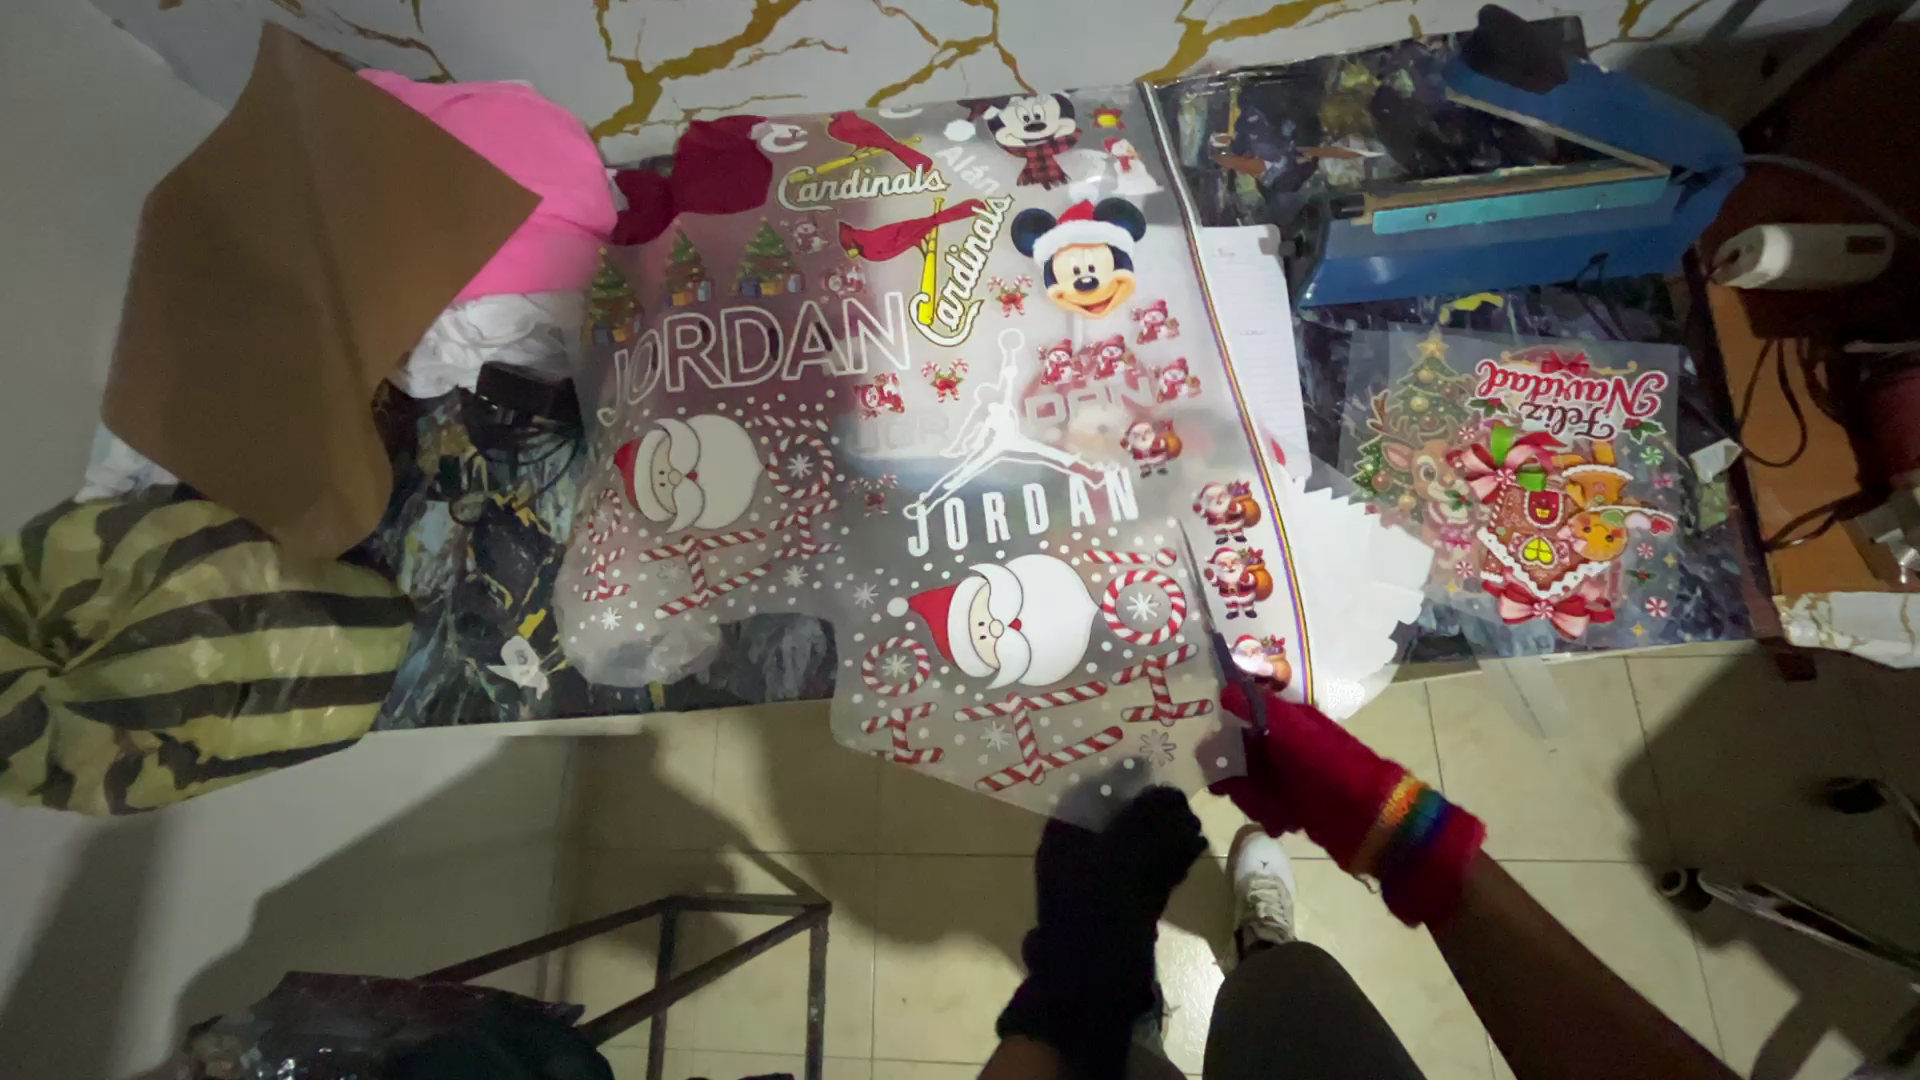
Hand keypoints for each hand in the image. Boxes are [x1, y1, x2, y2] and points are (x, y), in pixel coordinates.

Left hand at [997, 786, 1205, 1077]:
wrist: (1091, 986)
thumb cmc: (1095, 910)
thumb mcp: (1119, 857)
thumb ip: (1143, 822)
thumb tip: (1167, 795)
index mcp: (1062, 838)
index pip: (1089, 794)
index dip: (1118, 779)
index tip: (1149, 767)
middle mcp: (1078, 856)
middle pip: (1116, 820)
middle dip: (1149, 809)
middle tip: (1180, 797)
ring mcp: (1101, 884)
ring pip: (1136, 847)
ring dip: (1165, 834)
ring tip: (1193, 820)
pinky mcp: (1124, 908)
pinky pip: (1148, 873)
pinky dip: (1169, 860)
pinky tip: (1194, 847)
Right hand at [1211, 684, 1484, 926]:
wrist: (1375, 822)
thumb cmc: (1331, 770)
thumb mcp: (1292, 731)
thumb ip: (1256, 708)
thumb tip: (1224, 687)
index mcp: (1289, 718)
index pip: (1243, 713)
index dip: (1223, 726)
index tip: (1206, 745)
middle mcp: (1288, 742)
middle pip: (1242, 749)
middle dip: (1235, 770)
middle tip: (1231, 788)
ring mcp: (1292, 774)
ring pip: (1250, 779)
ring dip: (1250, 795)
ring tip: (1267, 810)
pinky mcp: (1297, 802)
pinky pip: (1265, 802)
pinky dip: (1268, 811)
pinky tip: (1281, 822)